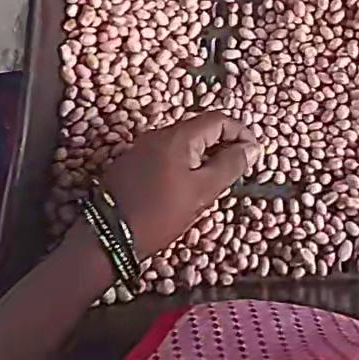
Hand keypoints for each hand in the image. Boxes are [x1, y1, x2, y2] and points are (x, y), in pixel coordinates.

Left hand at [98, 113, 257, 257]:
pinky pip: (167, 156)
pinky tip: (187, 188)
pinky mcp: (131, 165)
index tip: (253, 154)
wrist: (106, 239)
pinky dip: (185, 164)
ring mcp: (142, 149)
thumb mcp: (202, 192)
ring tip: (216, 181)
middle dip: (224, 145)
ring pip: (184, 144)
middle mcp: (158, 135)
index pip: (218, 120)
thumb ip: (230, 166)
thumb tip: (251, 147)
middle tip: (237, 169)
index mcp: (178, 136)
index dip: (241, 133)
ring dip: (205, 156)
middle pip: (200, 129)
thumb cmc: (159, 214)